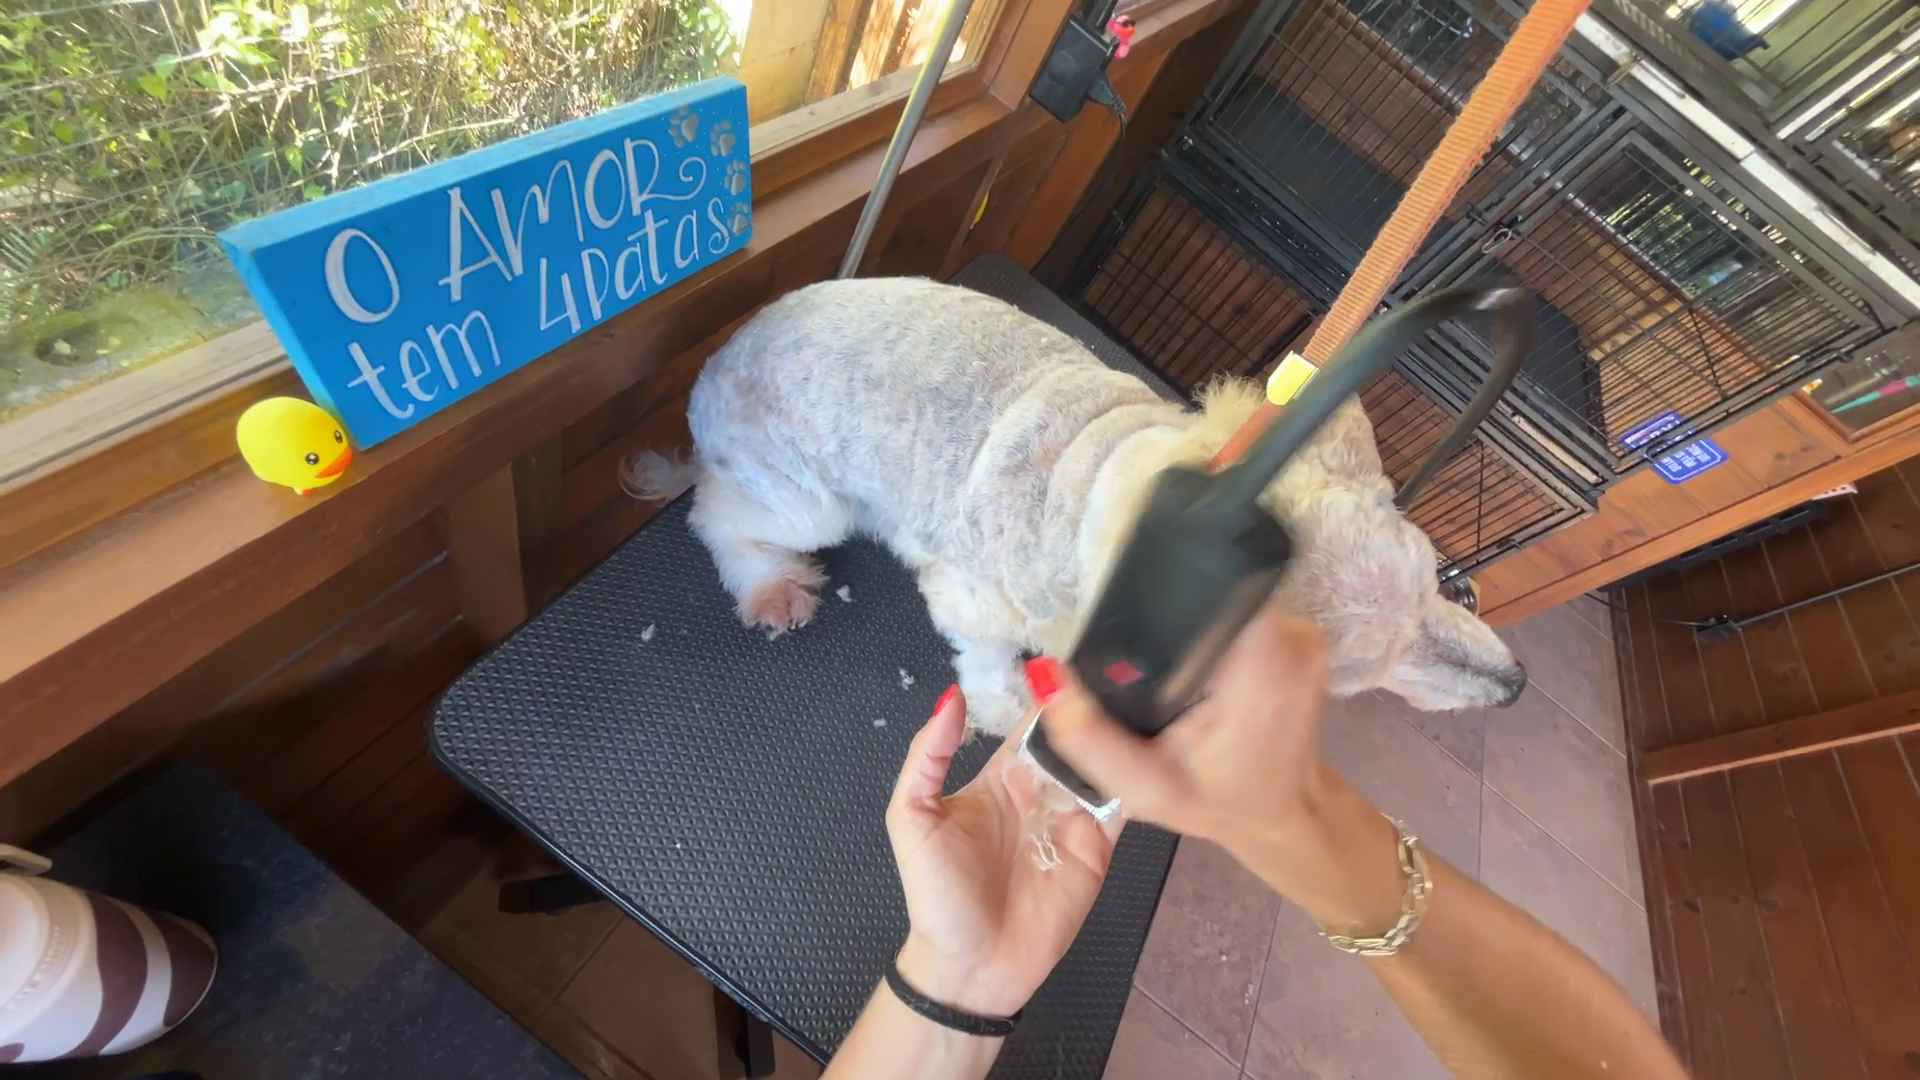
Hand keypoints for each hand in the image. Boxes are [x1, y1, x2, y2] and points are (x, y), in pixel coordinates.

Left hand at [887, 687, 1119, 1017]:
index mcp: (1003, 775)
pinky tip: (1145, 752)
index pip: (1032, 725)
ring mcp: (1074, 817)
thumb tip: (952, 694)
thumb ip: (928, 754)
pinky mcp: (1099, 847)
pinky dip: (1135, 780)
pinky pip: (1121, 806)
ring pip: (1102, 765)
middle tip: (1122, 672)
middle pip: (1074, 739)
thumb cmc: (938, 891)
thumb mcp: (913, 815)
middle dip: (1092, 709)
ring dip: (1116, 739)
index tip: (1073, 659)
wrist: (970, 968)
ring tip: (1143, 701)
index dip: (1050, 696)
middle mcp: (1043, 789)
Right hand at [1032, 603, 1403, 935]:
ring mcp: (1302, 630)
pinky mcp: (1300, 631)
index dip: (1162, 589)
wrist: (1286, 814)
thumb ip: (1090, 738)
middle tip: (1142, 659)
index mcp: (1258, 666)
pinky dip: (1214, 631)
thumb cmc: (1217, 800)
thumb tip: (1046, 674)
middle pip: (1210, 588)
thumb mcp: (1143, 787)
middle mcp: (1288, 636)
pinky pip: (1243, 609)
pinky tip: (1198, 665)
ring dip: (1192, 623)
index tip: (1129, 616)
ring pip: (1226, 597)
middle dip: (1169, 613)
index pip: (1206, 588)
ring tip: (1170, 665)